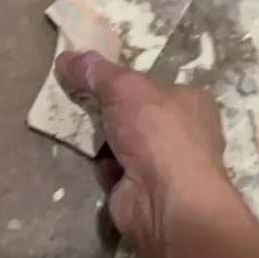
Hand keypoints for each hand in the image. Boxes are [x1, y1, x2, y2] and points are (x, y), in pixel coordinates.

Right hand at [55, 50, 235, 253]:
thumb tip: (67, 56)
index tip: (94, 76)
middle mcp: (184, 134)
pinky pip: (115, 170)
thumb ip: (96, 71)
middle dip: (109, 110)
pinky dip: (102, 166)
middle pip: (137, 113)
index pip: (156, 85)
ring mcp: (165, 166)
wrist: (165, 201)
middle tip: (80, 98)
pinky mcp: (144, 192)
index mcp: (191, 103)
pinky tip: (93, 160)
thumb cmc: (156, 132)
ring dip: (102, 138)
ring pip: (124, 142)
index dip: (126, 80)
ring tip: (78, 124)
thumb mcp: (124, 87)